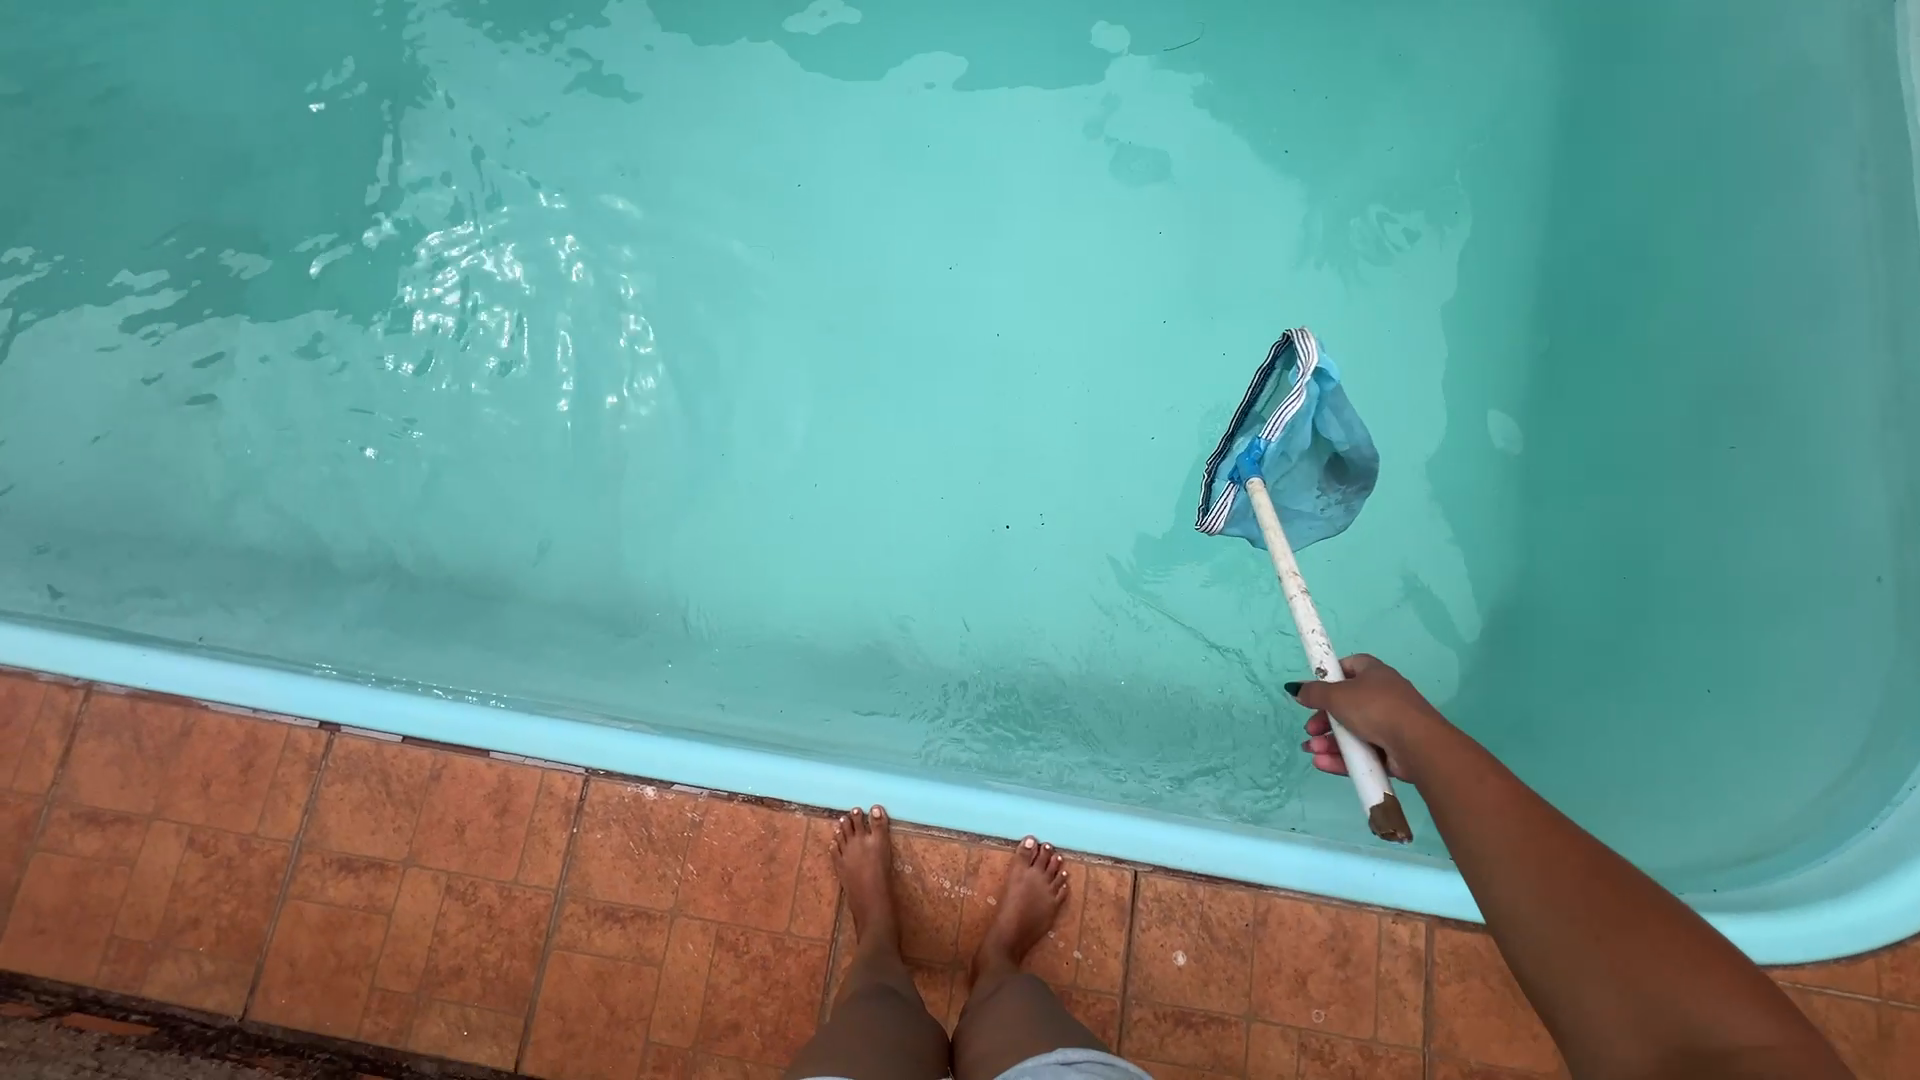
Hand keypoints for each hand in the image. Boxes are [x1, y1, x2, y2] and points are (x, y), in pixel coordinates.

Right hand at [1289, 654, 1451, 782]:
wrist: (1417, 745)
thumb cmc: (1375, 708)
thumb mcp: (1336, 695)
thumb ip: (1313, 692)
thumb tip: (1297, 689)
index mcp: (1374, 673)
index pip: (1349, 666)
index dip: (1330, 675)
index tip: (1315, 690)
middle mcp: (1382, 695)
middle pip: (1345, 704)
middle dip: (1323, 719)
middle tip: (1311, 729)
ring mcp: (1388, 723)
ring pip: (1351, 731)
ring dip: (1328, 741)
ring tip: (1313, 750)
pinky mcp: (1391, 749)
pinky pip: (1361, 750)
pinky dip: (1342, 756)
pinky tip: (1323, 762)